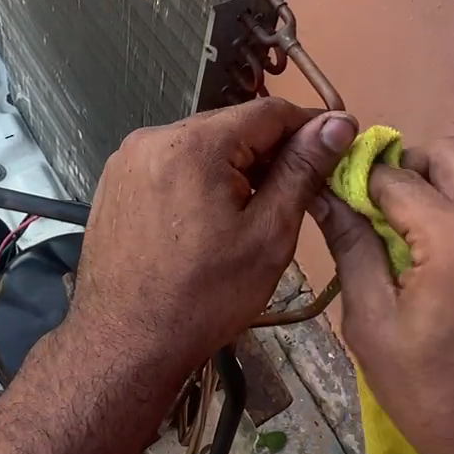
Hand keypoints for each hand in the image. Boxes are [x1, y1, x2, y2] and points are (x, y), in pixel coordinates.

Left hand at [69, 98, 358, 387]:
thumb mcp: (268, 234)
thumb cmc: (206, 297)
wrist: (126, 342)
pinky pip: (170, 163)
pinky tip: (207, 219)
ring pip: (200, 144)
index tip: (336, 151)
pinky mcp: (114, 181)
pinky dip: (198, 178)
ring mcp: (127, 158)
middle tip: (296, 193)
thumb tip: (339, 121)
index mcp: (194, 144)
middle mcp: (153, 136)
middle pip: (231, 125)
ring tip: (250, 212)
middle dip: (269, 151)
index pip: (268, 111)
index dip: (309, 127)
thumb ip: (302, 170)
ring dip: (233, 165)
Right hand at [312, 137, 453, 453]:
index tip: (338, 188)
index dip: (361, 176)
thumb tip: (325, 196)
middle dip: (411, 165)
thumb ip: (352, 246)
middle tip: (381, 204)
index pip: (400, 177)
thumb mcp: (372, 322)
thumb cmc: (430, 396)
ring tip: (408, 235)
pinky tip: (442, 262)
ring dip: (441, 189)